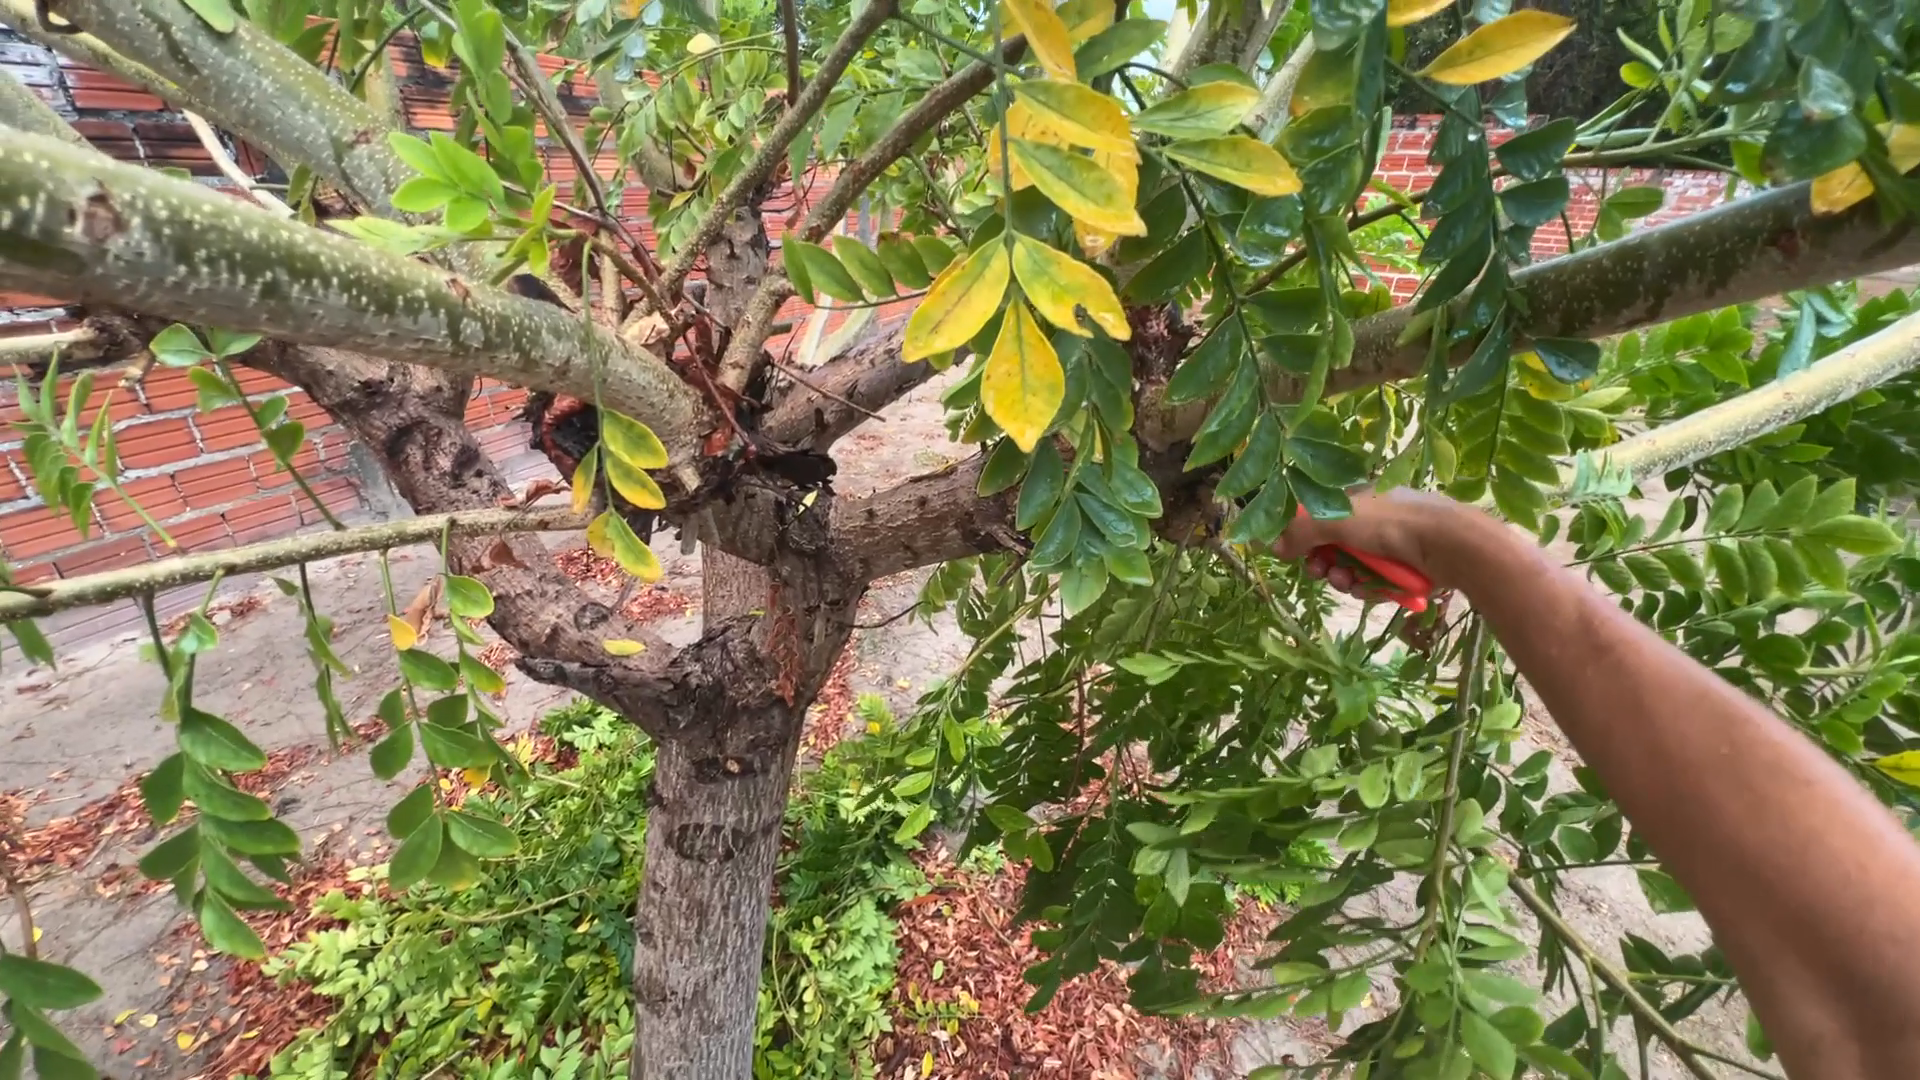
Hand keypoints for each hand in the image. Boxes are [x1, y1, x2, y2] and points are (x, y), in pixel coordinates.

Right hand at [1272, 488, 1478, 595]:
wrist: (1452, 545)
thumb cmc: (1391, 523)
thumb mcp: (1335, 519)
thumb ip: (1299, 531)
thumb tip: (1273, 548)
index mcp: (1357, 500)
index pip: (1319, 517)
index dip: (1303, 536)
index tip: (1295, 551)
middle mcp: (1372, 521)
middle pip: (1332, 546)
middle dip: (1323, 562)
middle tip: (1320, 572)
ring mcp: (1390, 546)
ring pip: (1351, 568)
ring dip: (1343, 579)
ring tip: (1348, 582)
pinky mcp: (1405, 570)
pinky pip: (1373, 583)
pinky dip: (1367, 588)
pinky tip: (1369, 589)